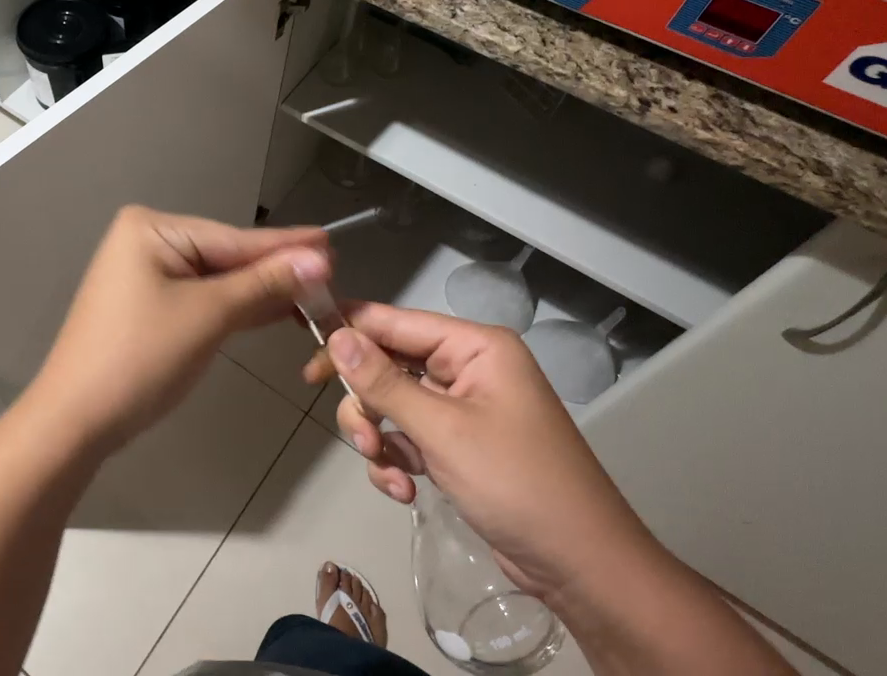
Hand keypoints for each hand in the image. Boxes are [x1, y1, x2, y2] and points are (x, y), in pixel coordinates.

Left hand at [24, 206, 329, 451]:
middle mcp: (145, 242)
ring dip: (259, 292)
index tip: (332, 243)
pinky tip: (273, 309)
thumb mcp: (207, 316)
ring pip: (216, 280)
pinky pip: (201, 299)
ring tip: (314, 292)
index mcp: (151, 229)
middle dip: (274, 271)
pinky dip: (234, 308)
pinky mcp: (147, 306)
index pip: (233, 238)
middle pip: (226, 256)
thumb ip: (263, 284)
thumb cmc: (140, 358)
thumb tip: (320, 258)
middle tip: (332, 273)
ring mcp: (144, 275)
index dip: (285, 247)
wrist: (76, 419)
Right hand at [325, 304, 667, 605]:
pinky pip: (406, 436)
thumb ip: (383, 381)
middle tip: (358, 436)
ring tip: (390, 473)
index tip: (308, 356)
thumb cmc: (516, 483)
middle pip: (387, 365)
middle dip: (367, 404)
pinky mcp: (457, 444)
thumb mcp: (442, 430)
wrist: (578, 565)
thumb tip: (335, 335)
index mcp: (474, 347)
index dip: (348, 333)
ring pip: (391, 404)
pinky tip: (405, 489)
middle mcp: (466, 368)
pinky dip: (397, 460)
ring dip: (379, 438)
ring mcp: (462, 408)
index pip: (394, 322)